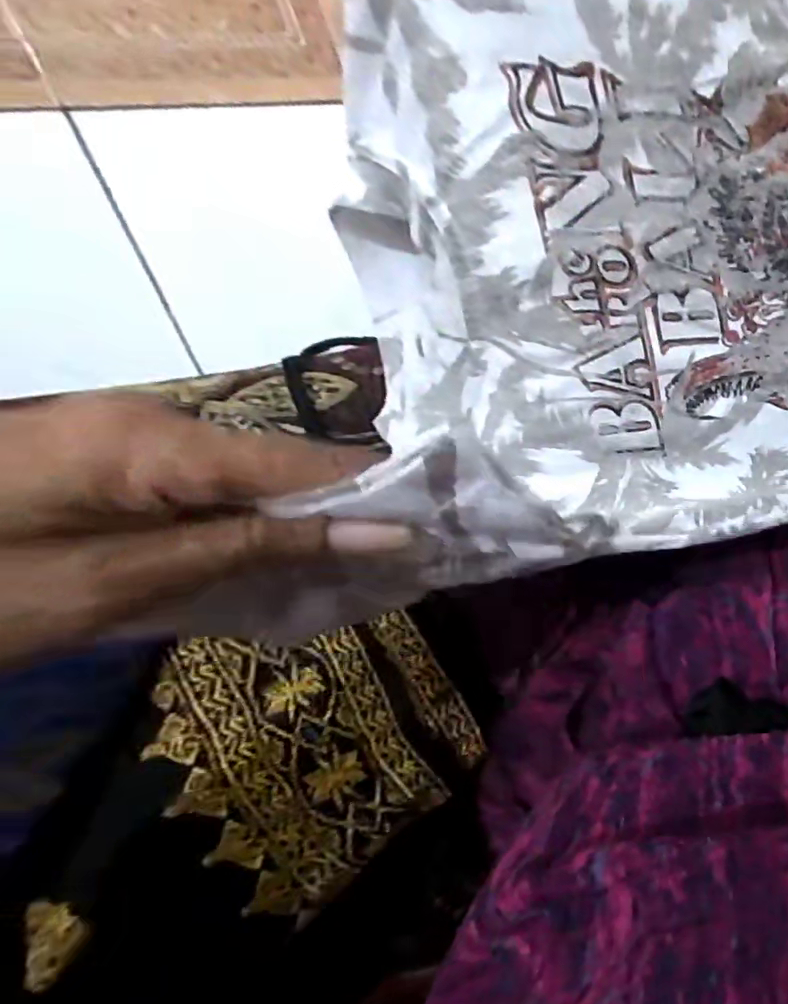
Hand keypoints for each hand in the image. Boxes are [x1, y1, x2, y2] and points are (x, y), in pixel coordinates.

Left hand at [0, 393, 411, 668]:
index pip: (311, 462)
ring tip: (371, 557)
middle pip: (293, 463)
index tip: (456, 524)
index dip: (389, 493)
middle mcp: (155, 419)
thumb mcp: (117, 584)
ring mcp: (131, 435)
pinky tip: (292, 547)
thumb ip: (263, 547)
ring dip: (314, 517)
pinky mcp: (114, 457)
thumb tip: (393, 533)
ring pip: (263, 473)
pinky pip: (219, 482)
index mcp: (154, 440)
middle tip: (417, 555)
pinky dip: (264, 517)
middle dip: (358, 509)